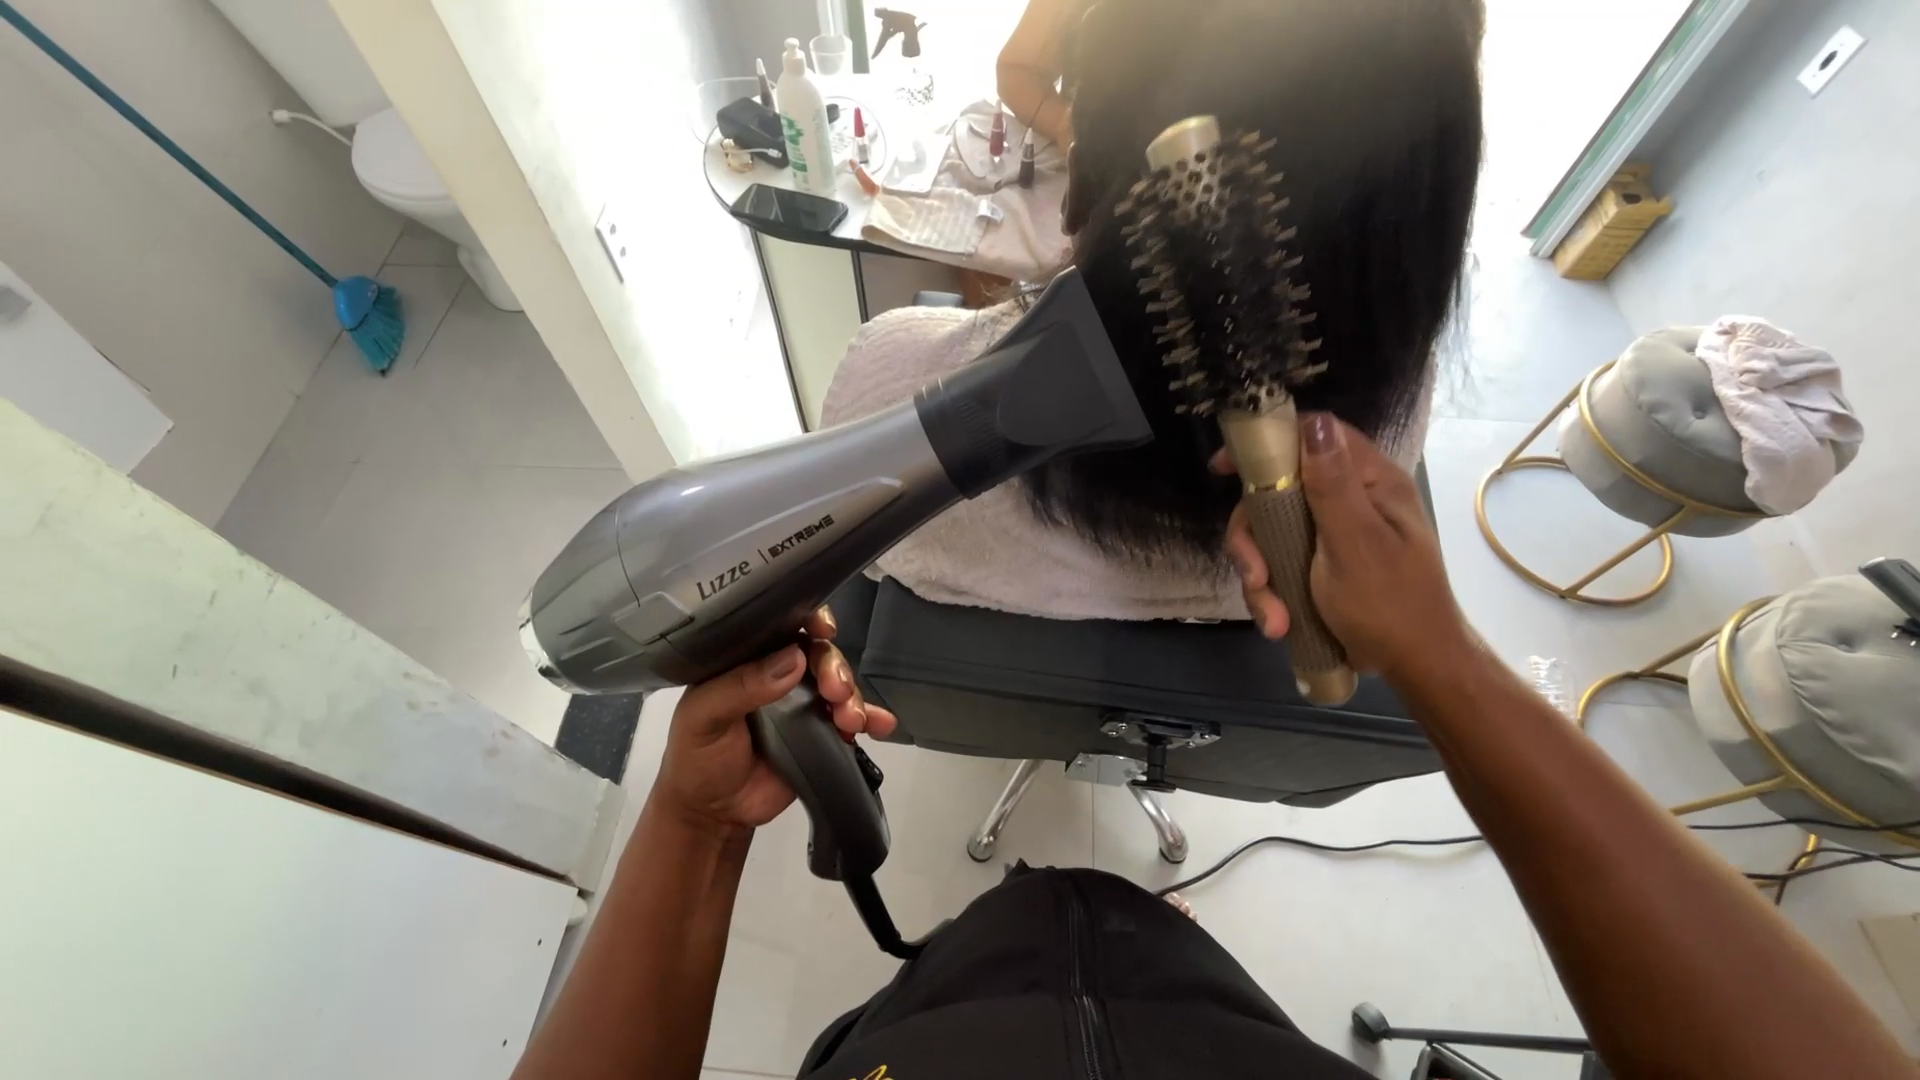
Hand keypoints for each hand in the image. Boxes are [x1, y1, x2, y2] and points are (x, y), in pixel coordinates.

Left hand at [650, 607, 897, 835]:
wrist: (714, 814)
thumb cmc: (698, 757)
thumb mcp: (704, 717)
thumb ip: (741, 687)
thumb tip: (793, 658)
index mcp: (749, 660)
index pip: (783, 627)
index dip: (808, 620)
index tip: (825, 630)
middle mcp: (781, 674)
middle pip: (820, 655)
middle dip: (835, 668)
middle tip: (836, 692)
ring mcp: (805, 704)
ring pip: (840, 684)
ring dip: (853, 697)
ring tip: (851, 721)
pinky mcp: (824, 733)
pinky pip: (853, 719)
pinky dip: (873, 717)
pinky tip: (882, 725)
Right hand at [1216, 414, 1475, 682]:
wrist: (1412, 665)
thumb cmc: (1390, 604)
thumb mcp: (1355, 543)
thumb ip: (1332, 485)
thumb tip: (1315, 422)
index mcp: (1370, 482)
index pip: (1314, 437)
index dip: (1266, 444)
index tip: (1223, 468)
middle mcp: (1350, 500)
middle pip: (1276, 495)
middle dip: (1254, 540)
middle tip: (1254, 576)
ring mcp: (1332, 533)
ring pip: (1270, 535)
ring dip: (1261, 579)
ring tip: (1273, 617)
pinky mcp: (1319, 564)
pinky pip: (1278, 564)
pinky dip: (1271, 595)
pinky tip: (1280, 623)